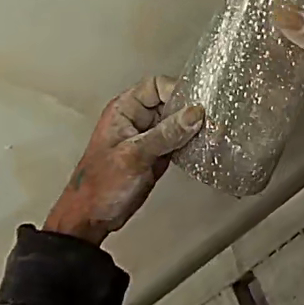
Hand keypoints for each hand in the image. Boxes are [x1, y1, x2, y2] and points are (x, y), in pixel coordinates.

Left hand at [43, 76, 204, 244]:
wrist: (90, 219)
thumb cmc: (101, 184)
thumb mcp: (134, 155)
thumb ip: (166, 133)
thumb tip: (195, 113)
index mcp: (125, 109)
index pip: (156, 86)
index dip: (176, 90)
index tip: (196, 103)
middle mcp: (138, 118)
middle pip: (170, 101)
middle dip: (190, 109)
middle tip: (211, 118)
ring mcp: (149, 136)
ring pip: (177, 121)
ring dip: (193, 127)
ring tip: (213, 132)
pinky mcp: (158, 153)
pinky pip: (179, 140)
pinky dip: (191, 142)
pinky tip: (204, 146)